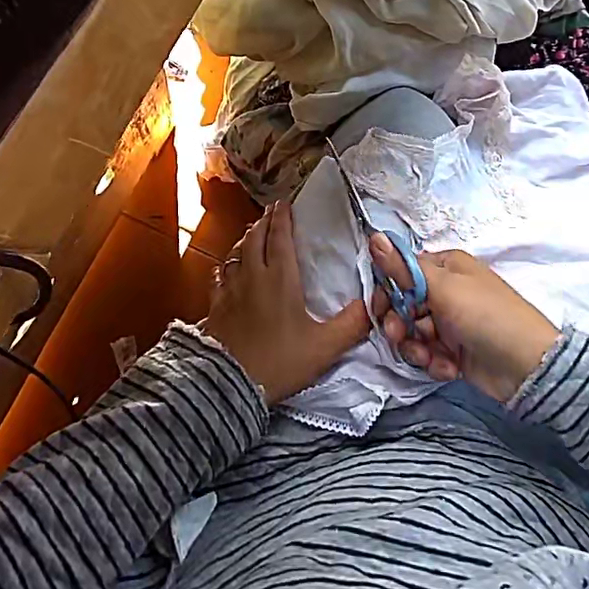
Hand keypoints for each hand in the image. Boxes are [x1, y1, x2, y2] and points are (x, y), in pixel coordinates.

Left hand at [205, 201, 369, 403]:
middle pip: (254, 239)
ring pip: (235, 255)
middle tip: (270, 213)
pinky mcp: (215, 308)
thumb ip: (352, 323)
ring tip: (251, 235)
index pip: (280, 238)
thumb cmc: (280, 361)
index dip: (282, 219)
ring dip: (245, 240)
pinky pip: (220, 277)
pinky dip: (226, 267)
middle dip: (263, 223)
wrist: (228, 385)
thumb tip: (374, 303)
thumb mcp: (325, 346)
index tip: (284, 203)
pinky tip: (227, 270)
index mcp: (280, 279)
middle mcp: (252, 277)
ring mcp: (229, 291)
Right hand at [369, 234, 558, 402]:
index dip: (387, 291)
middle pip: (403, 305)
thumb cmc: (485, 315)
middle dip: (399, 324)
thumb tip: (374, 237)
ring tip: (431, 356)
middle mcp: (446, 291)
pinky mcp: (454, 350)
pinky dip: (434, 362)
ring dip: (416, 347)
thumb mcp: (442, 287)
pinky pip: (429, 353)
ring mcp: (450, 322)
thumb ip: (404, 268)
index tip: (380, 308)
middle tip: (400, 335)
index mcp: (446, 267)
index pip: (402, 273)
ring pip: (412, 332)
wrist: (525, 365)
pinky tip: (449, 367)